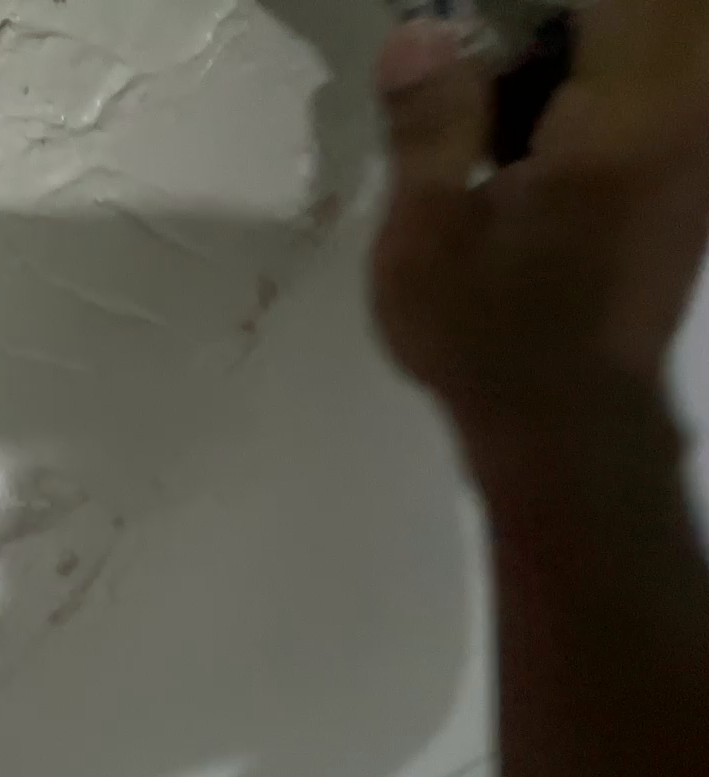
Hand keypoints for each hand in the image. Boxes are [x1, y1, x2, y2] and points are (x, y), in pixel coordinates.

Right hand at [370, 7, 708, 447]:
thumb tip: (419, 30)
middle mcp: (694, 107)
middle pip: (652, 17)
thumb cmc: (480, 327)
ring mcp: (702, 142)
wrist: (561, 412)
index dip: (525, 5)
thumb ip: (431, 129)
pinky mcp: (691, 174)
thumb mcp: (426, 234)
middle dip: (555, 28)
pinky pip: (659, 94)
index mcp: (631, 112)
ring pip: (660, 52)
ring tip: (488, 112)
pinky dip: (591, 96)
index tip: (460, 25)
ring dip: (570, 64)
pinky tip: (526, 145)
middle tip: (470, 67)